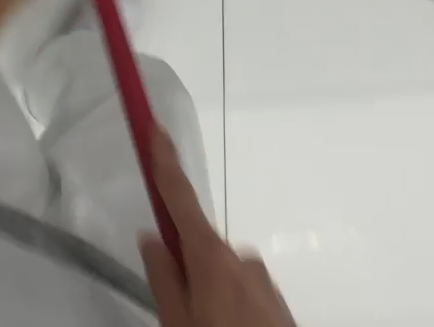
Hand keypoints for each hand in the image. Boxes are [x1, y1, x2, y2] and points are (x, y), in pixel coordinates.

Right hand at [140, 130, 297, 326]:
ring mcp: (265, 283)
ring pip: (223, 276)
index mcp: (211, 258)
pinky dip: (232, 312)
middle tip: (178, 312)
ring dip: (211, 296)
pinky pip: (245, 296)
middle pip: (201, 246)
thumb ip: (163, 277)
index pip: (180, 197)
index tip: (156, 127)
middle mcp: (242, 260)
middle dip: (186, 267)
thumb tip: (152, 236)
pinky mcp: (281, 309)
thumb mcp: (175, 324)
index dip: (165, 161)